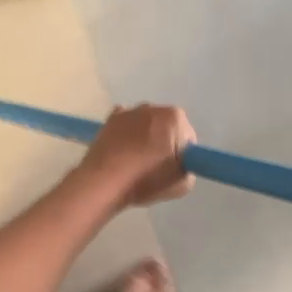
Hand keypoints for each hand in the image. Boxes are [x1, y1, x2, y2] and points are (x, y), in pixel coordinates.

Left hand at [77, 104, 196, 206]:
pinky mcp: (109, 120)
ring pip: (144, 126)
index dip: (182, 156)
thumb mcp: (183, 184)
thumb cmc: (146, 180)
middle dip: (163, 144)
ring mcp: (128, 111)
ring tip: (134, 163)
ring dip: (144, 139)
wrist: (104, 182)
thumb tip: (180, 164)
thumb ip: (188, 168)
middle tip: (154, 168)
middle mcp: (152, 107)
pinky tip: (121, 153)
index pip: (187, 138)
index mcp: (175, 117)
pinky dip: (125, 135)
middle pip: (166, 128)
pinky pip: (124, 127)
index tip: (171, 170)